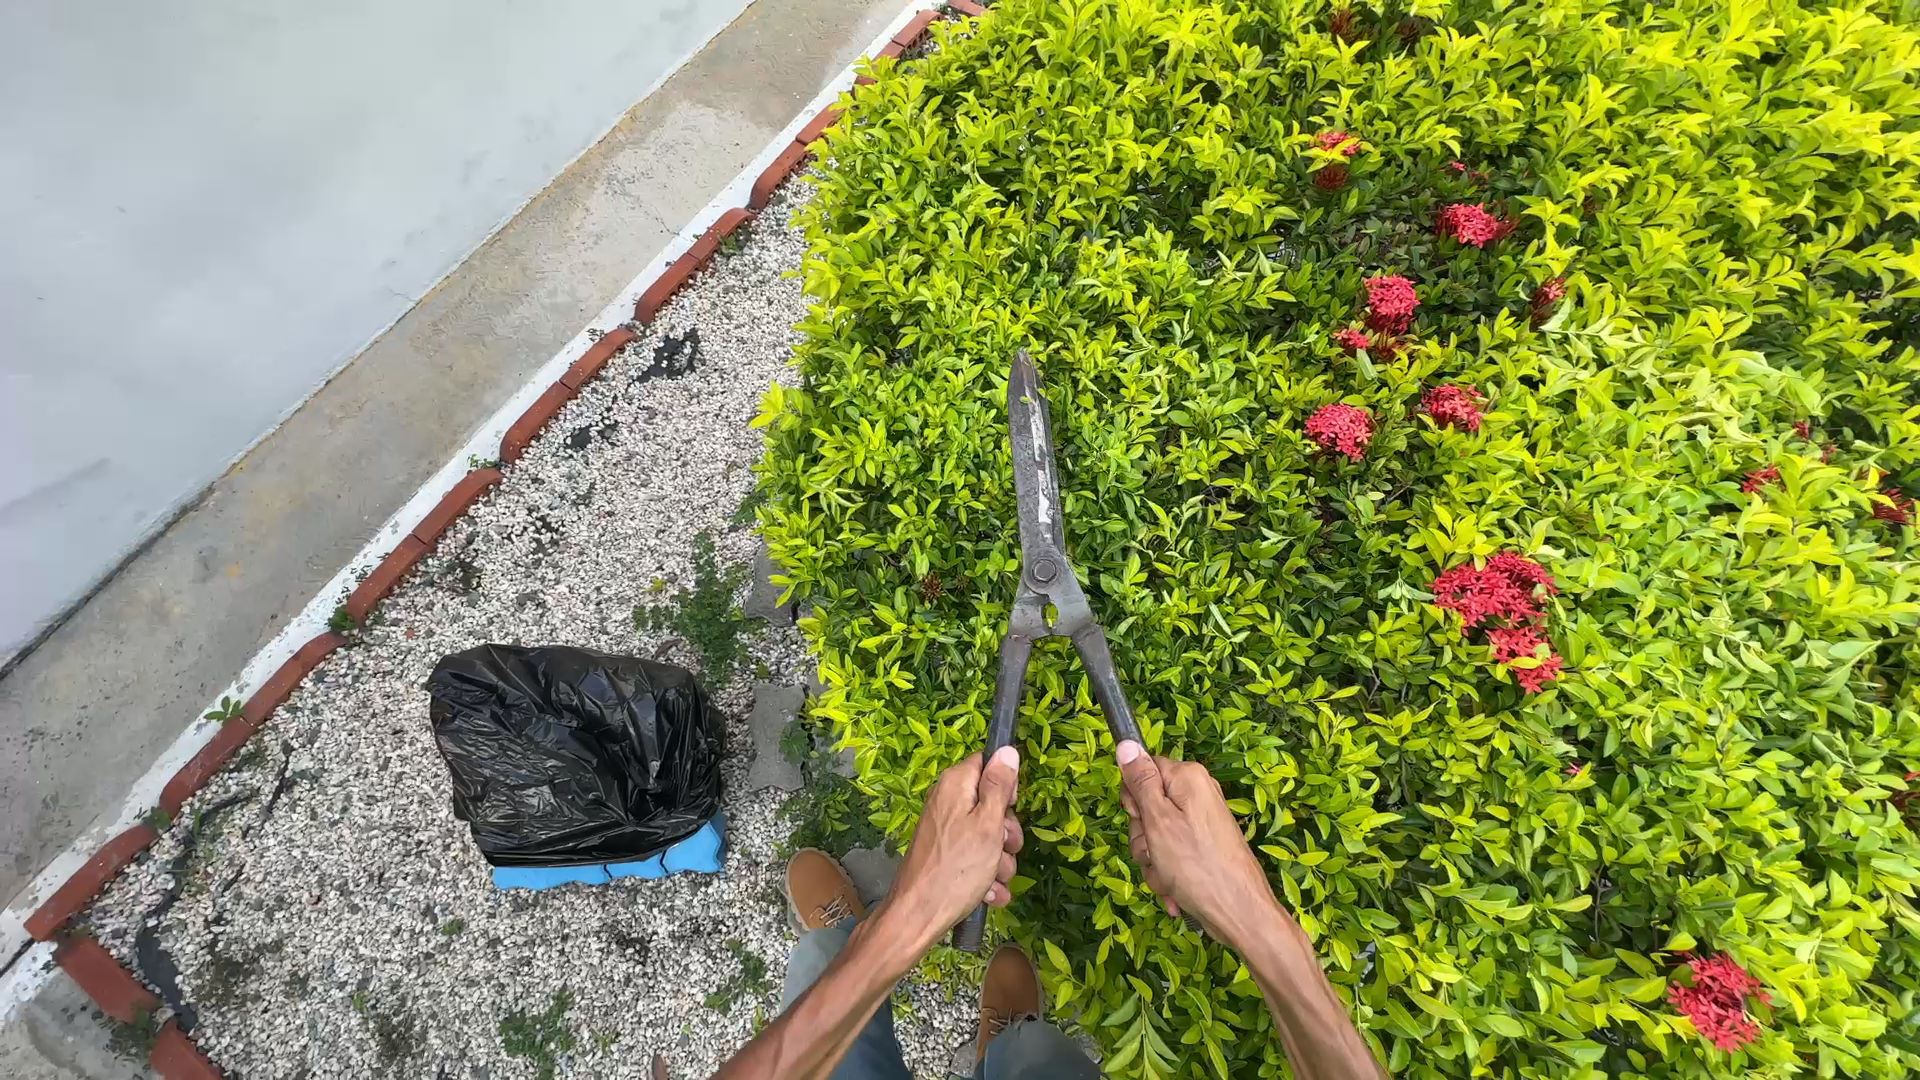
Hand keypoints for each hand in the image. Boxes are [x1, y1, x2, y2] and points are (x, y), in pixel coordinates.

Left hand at [880, 746, 1023, 953]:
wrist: (918, 916)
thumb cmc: (956, 868)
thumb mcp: (987, 824)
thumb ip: (998, 786)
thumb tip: (1007, 750)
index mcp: (956, 784)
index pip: (988, 765)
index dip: (1005, 787)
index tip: (1010, 808)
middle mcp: (947, 800)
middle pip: (991, 804)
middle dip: (1006, 832)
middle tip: (1004, 849)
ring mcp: (945, 828)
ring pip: (987, 835)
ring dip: (999, 860)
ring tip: (994, 879)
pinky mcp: (945, 853)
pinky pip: (974, 856)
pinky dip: (984, 875)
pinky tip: (987, 893)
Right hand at [1117, 740, 1282, 949]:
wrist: (1241, 916)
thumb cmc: (1196, 865)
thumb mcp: (1158, 820)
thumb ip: (1141, 782)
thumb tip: (1126, 743)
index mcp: (1187, 777)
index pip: (1142, 770)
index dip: (1134, 799)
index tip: (1141, 821)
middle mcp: (1197, 793)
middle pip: (1148, 805)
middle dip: (1144, 836)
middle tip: (1154, 854)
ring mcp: (1202, 821)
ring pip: (1156, 833)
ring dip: (1154, 860)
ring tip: (1167, 879)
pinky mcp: (1205, 845)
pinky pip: (1173, 850)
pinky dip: (1168, 871)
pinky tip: (1175, 890)